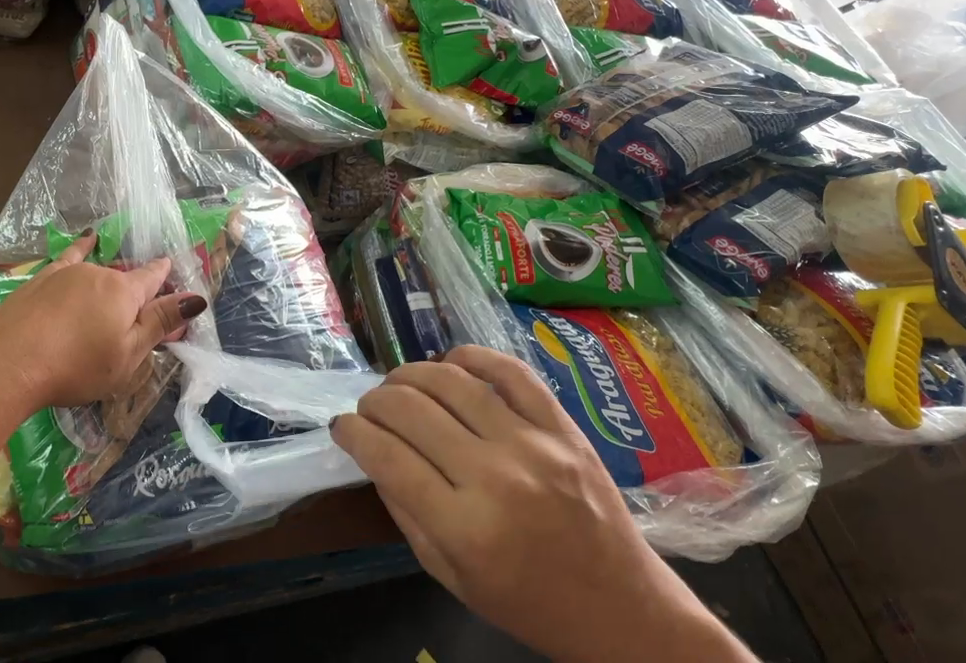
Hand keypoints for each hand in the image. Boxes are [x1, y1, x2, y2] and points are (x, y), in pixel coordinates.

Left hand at [0, 231, 207, 408]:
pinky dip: (82, 246)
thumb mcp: (127, 354)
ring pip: (97, 272)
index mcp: (123, 292)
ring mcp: (65, 273)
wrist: (10, 364)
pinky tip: (87, 237)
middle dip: (136, 294)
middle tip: (137, 318)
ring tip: (110, 303)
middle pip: (125, 280)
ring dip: (108, 285)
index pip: (152, 278)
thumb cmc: (77, 367)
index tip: (174, 276)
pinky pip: (69, 256)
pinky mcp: (39, 280)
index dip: (165, 280)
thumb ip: (159, 323)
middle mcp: (97, 273)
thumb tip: (195, 298)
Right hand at [331, 346, 754, 662]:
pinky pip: (511, 371)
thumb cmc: (527, 603)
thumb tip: (372, 452)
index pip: (384, 455)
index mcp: (464, 527)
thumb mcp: (448, 574)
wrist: (623, 610)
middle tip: (369, 411)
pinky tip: (450, 362)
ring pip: (449, 381)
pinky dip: (471, 356)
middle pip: (409, 409)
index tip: (342, 428)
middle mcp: (495, 478)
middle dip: (373, 403)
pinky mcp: (564, 428)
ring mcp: (534, 446)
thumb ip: (404, 510)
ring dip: (409, 375)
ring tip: (399, 386)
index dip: (351, 433)